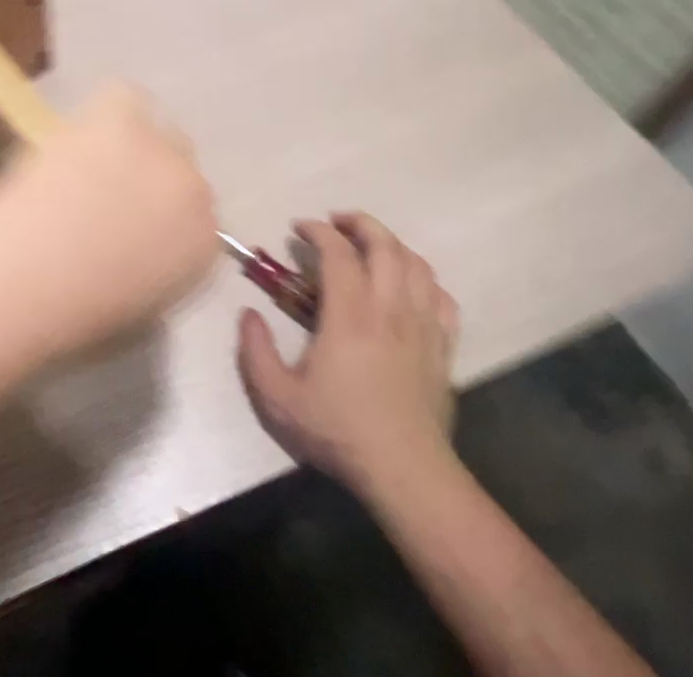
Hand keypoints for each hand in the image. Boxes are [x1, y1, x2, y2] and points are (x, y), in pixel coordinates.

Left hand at [0, 86, 218, 363]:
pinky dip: (103, 114)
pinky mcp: (122, 120)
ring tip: (81, 169)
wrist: (24, 282)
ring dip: (126, 147)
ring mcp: (163, 153)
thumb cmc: (67, 318)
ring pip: (155, 132)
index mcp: (203, 252)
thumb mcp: (130, 315)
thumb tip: (137, 256)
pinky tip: (75, 140)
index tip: (125, 224)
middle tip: (99, 197)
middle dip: (148, 183)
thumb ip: (153, 276)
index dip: (158, 216)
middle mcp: (196, 196)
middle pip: (181, 171)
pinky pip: (124, 99)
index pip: (198, 220)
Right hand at [237, 213, 459, 491]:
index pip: (338, 253)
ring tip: (371, 245)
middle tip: (336, 222)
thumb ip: (254, 351)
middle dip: (359, 223)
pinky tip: (411, 286)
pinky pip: (442, 297)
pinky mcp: (443, 347)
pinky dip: (424, 279)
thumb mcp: (276, 397)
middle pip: (385, 245)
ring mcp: (423, 326)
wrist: (404, 469)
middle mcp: (390, 309)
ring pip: (417, 265)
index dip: (317, 232)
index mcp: (349, 316)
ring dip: (392, 244)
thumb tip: (248, 315)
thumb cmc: (337, 431)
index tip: (299, 229)